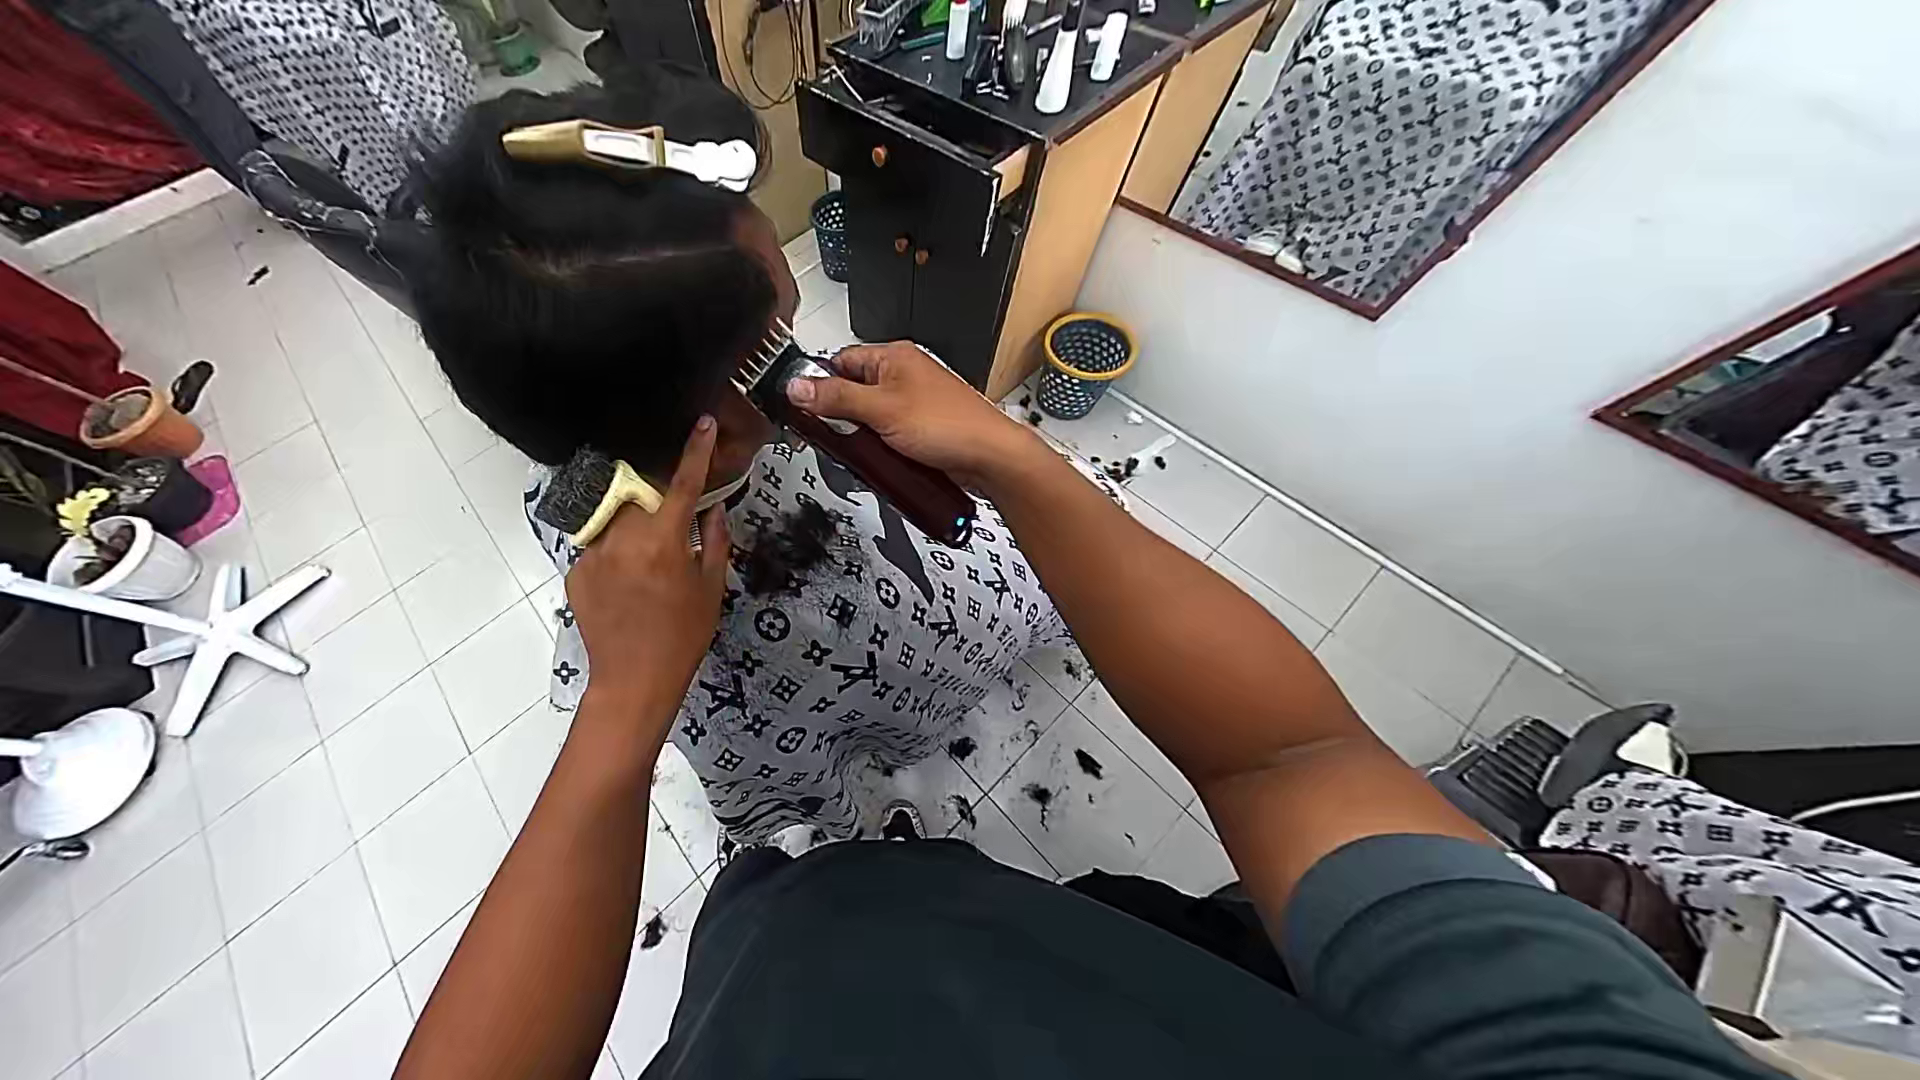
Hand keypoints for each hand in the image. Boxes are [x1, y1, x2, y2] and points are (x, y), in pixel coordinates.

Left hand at [565, 417, 731, 723]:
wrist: (635, 679)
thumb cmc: (684, 634)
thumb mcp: (711, 587)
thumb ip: (713, 540)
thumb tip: (712, 508)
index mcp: (663, 541)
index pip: (683, 484)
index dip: (696, 451)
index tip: (703, 423)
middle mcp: (622, 539)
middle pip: (640, 493)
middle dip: (658, 493)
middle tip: (673, 514)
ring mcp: (593, 554)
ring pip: (618, 517)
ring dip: (638, 522)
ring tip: (651, 556)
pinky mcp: (575, 570)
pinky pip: (601, 544)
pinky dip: (619, 550)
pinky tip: (631, 581)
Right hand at [785, 341, 1039, 488]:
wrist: (990, 458)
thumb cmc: (950, 425)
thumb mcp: (882, 409)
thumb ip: (837, 398)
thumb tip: (798, 386)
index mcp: (893, 358)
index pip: (840, 361)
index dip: (820, 385)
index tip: (805, 410)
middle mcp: (903, 377)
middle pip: (851, 393)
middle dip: (841, 419)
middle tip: (838, 438)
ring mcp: (911, 406)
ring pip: (868, 420)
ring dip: (861, 439)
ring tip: (864, 452)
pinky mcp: (918, 432)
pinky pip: (886, 438)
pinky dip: (879, 450)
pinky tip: (880, 462)